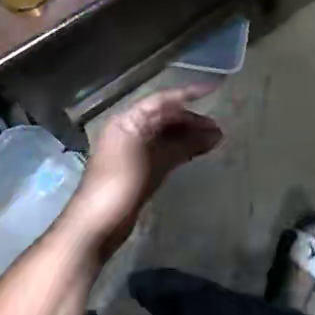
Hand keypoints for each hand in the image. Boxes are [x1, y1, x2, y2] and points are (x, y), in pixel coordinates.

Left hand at [62, 86, 222, 245]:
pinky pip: (165, 152)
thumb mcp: (152, 161)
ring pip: (167, 136)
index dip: (187, 93)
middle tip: (218, 127)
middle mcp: (131, 131)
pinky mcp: (140, 170)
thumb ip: (181, 145)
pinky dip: (182, 150)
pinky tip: (199, 151)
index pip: (162, 100)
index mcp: (127, 121)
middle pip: (166, 118)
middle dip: (192, 119)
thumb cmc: (120, 185)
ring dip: (190, 135)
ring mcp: (135, 151)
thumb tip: (214, 133)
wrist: (97, 225)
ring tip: (216, 139)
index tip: (213, 90)